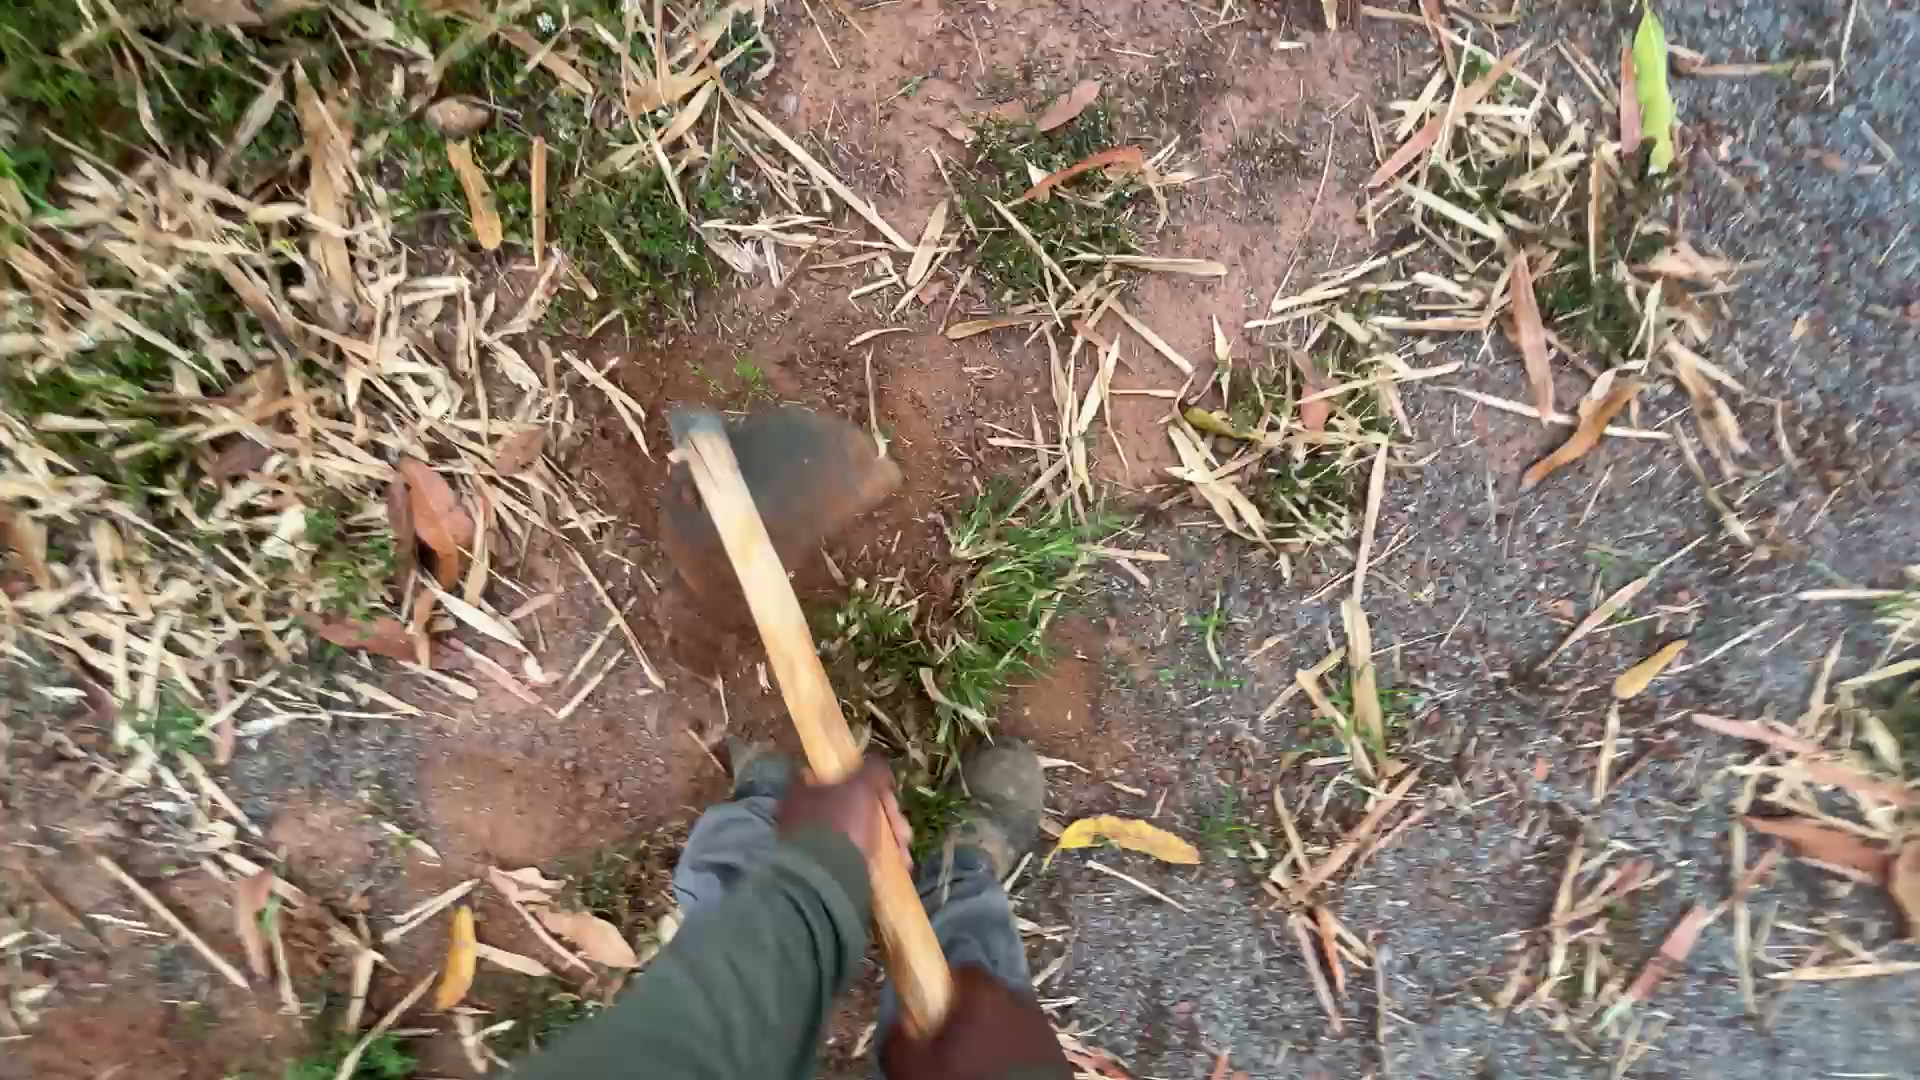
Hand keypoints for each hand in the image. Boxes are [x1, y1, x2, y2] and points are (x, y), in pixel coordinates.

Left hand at [777, 757, 911, 864]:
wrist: (827, 884)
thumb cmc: (842, 825)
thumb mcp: (862, 788)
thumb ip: (873, 771)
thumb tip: (880, 764)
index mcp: (803, 790)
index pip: (833, 772)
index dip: (862, 776)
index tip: (882, 788)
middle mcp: (803, 815)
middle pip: (854, 803)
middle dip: (886, 814)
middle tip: (900, 827)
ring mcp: (814, 845)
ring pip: (860, 830)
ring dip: (889, 838)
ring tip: (904, 851)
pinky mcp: (826, 870)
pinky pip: (858, 855)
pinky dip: (879, 857)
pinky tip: (900, 864)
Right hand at [881, 966, 1070, 1079]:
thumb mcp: (915, 1071)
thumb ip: (898, 1041)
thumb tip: (899, 1024)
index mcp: (983, 991)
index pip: (959, 972)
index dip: (941, 993)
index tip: (931, 1021)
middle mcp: (1017, 996)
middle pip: (984, 997)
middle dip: (968, 1018)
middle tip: (952, 1052)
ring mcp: (1041, 1024)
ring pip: (1006, 1021)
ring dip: (992, 1038)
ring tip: (977, 1068)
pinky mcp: (1057, 1052)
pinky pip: (1026, 1045)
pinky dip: (1013, 1056)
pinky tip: (1001, 1076)